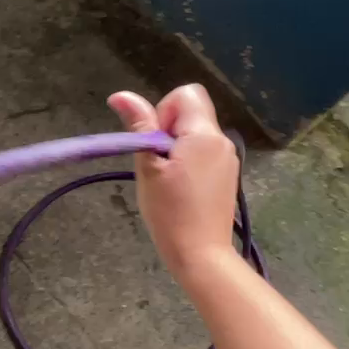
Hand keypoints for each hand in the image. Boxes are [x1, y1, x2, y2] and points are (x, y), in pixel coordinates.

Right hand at [108, 84, 239, 275]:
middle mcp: (222, 140)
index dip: (163, 112)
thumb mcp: (148, 167)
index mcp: (205, 133)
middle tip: (157, 165)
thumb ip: (139, 126)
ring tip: (168, 181)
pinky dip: (188, 162)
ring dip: (176, 148)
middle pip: (191, 113)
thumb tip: (120, 94)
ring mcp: (228, 159)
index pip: (185, 93)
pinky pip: (203, 153)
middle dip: (167, 131)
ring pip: (196, 135)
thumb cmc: (170, 212)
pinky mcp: (227, 176)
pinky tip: (181, 190)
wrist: (201, 255)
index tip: (155, 143)